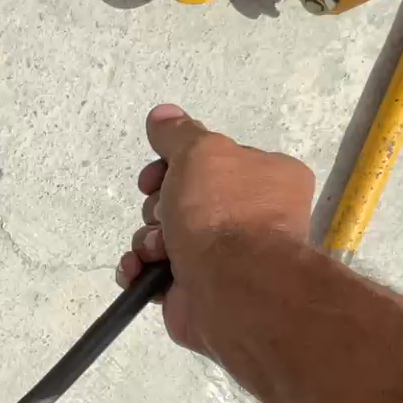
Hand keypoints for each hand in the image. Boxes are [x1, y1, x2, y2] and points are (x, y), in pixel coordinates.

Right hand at [115, 104, 314, 352]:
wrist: (230, 286)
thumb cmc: (222, 212)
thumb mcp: (200, 155)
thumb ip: (178, 135)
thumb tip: (162, 114)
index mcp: (264, 178)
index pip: (208, 164)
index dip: (172, 167)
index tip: (155, 177)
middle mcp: (248, 216)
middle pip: (178, 201)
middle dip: (156, 209)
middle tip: (162, 216)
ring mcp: (222, 256)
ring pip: (160, 237)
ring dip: (145, 241)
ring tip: (155, 250)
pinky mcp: (194, 289)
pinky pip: (153, 272)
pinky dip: (139, 270)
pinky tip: (138, 271)